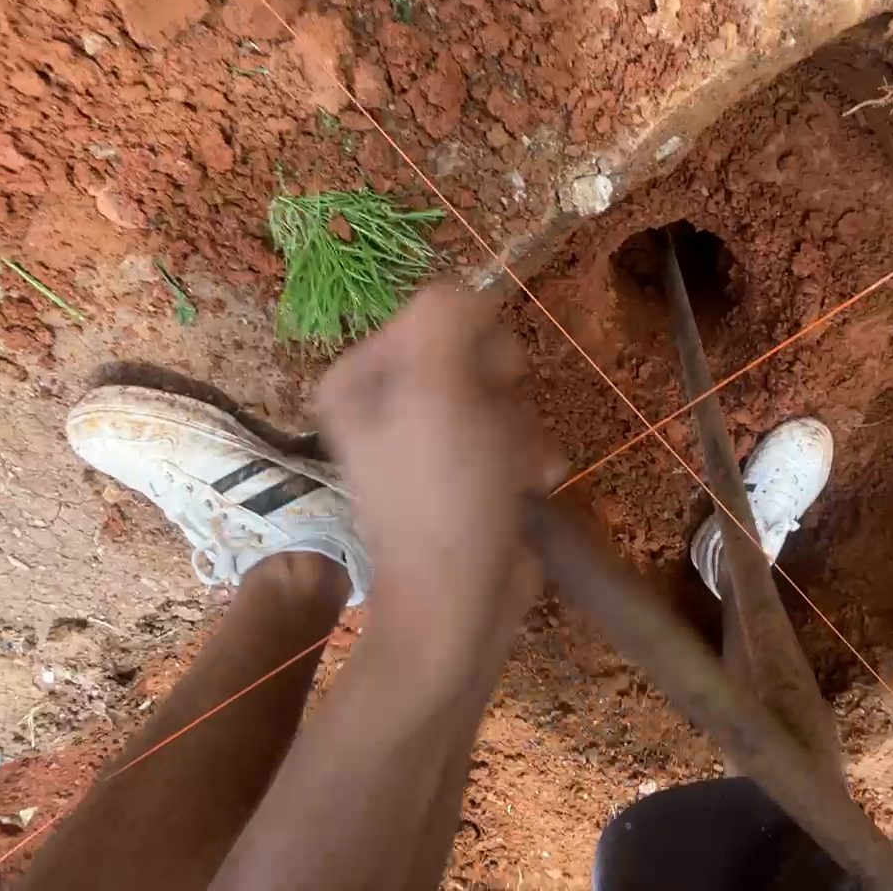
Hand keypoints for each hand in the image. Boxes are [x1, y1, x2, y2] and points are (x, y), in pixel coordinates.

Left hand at [314, 284, 559, 651]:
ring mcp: (434, 434)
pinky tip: (526, 484)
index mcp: (364, 373)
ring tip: (512, 469)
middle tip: (495, 428)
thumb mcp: (437, 392)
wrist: (460, 599)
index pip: (442, 311)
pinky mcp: (470, 465)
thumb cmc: (443, 495)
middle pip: (478, 350)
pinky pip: (514, 429)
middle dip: (504, 391)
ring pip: (506, 391)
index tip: (487, 379)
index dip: (477, 343)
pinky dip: (528, 454)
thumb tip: (472, 293)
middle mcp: (393, 398)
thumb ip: (446, 317)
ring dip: (521, 428)